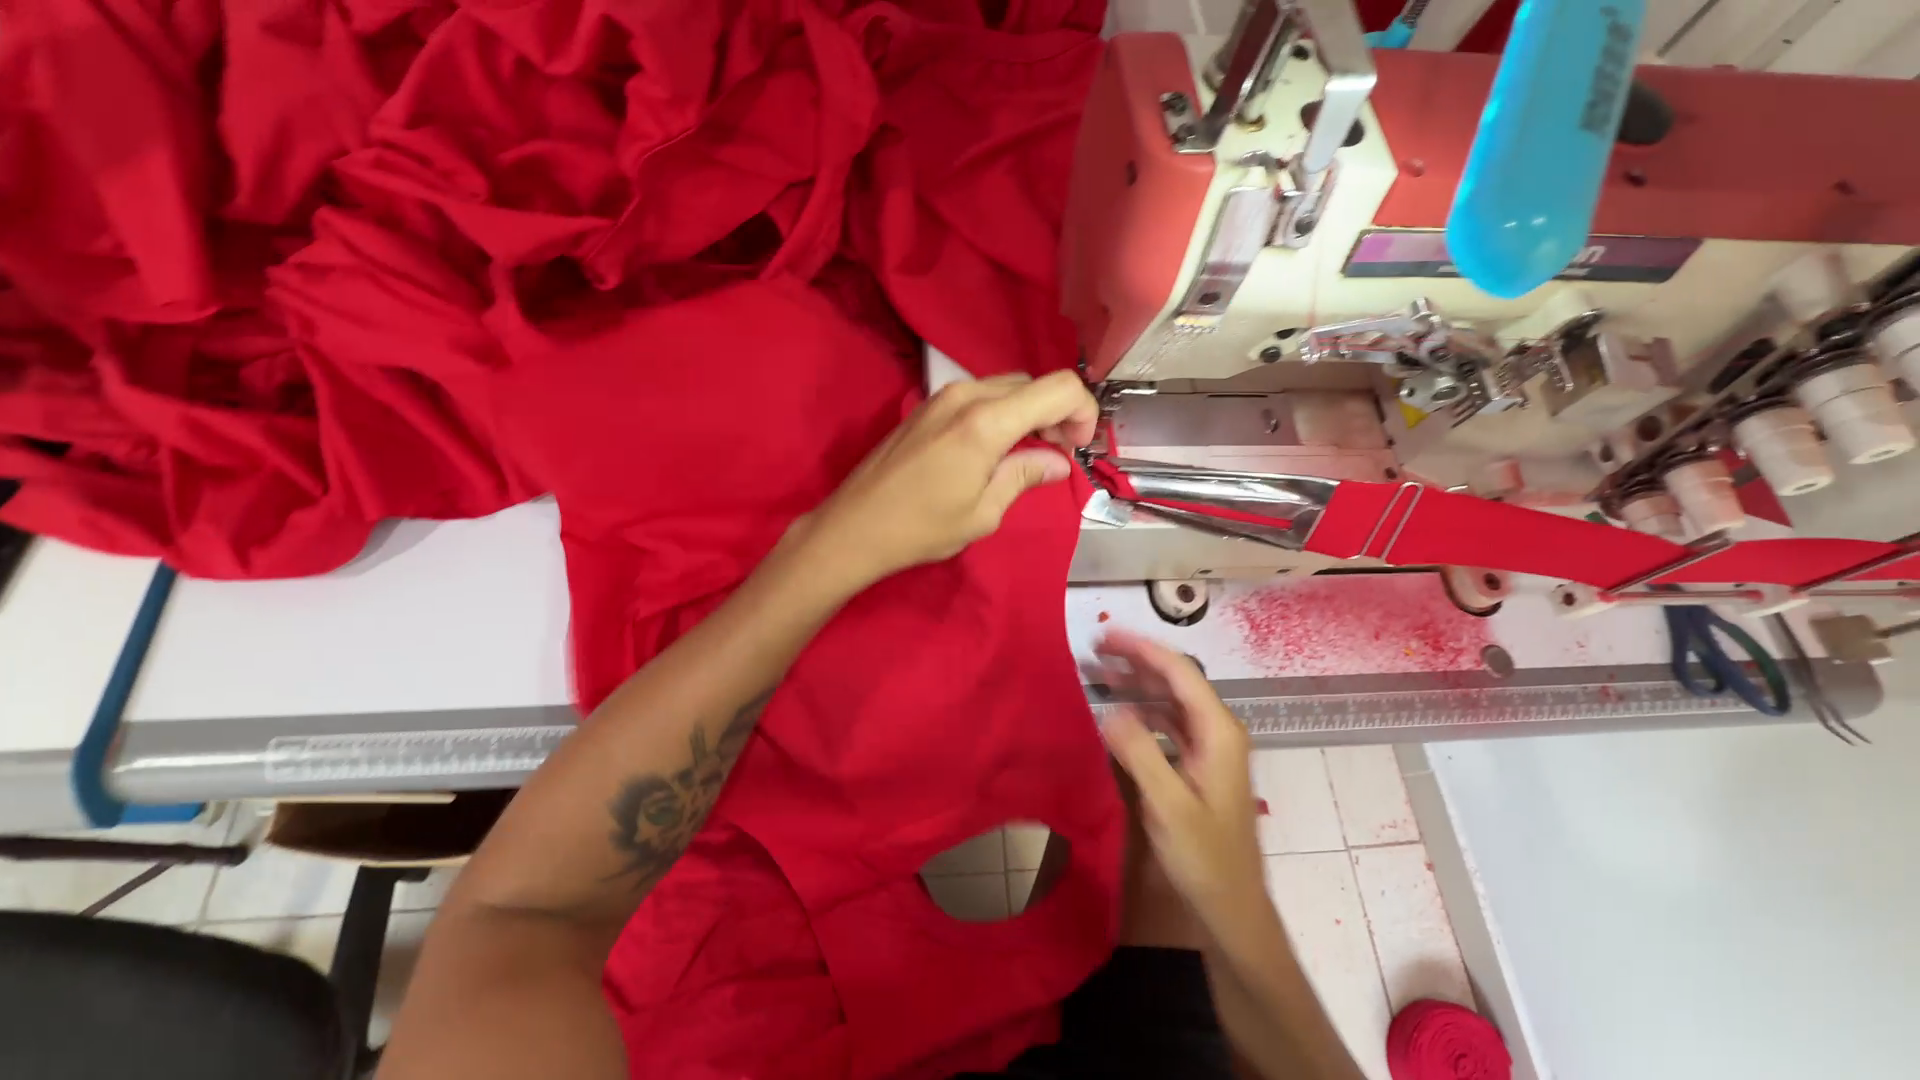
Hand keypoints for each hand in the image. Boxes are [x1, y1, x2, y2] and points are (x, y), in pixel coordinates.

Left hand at [803, 371, 1098, 586]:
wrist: (853, 527)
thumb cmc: (920, 528)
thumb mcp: (984, 513)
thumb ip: (1024, 476)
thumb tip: (1057, 461)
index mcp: (985, 422)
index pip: (1059, 388)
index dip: (1083, 412)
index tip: (1079, 448)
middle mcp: (966, 396)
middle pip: (1033, 384)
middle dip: (1058, 413)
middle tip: (1060, 454)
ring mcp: (943, 397)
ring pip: (1007, 388)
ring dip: (1030, 413)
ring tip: (1032, 453)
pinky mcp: (927, 406)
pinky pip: (981, 397)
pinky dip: (1003, 414)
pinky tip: (998, 448)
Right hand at [1097, 628, 1265, 932]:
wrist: (1231, 904)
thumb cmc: (1203, 856)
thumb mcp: (1168, 804)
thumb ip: (1139, 753)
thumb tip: (1110, 710)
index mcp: (1219, 732)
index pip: (1180, 673)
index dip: (1143, 650)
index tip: (1106, 636)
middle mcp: (1219, 732)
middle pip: (1177, 682)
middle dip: (1137, 662)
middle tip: (1095, 650)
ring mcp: (1212, 749)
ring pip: (1172, 703)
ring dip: (1139, 686)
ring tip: (1100, 675)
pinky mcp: (1201, 767)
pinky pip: (1170, 725)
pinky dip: (1144, 713)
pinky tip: (1120, 716)